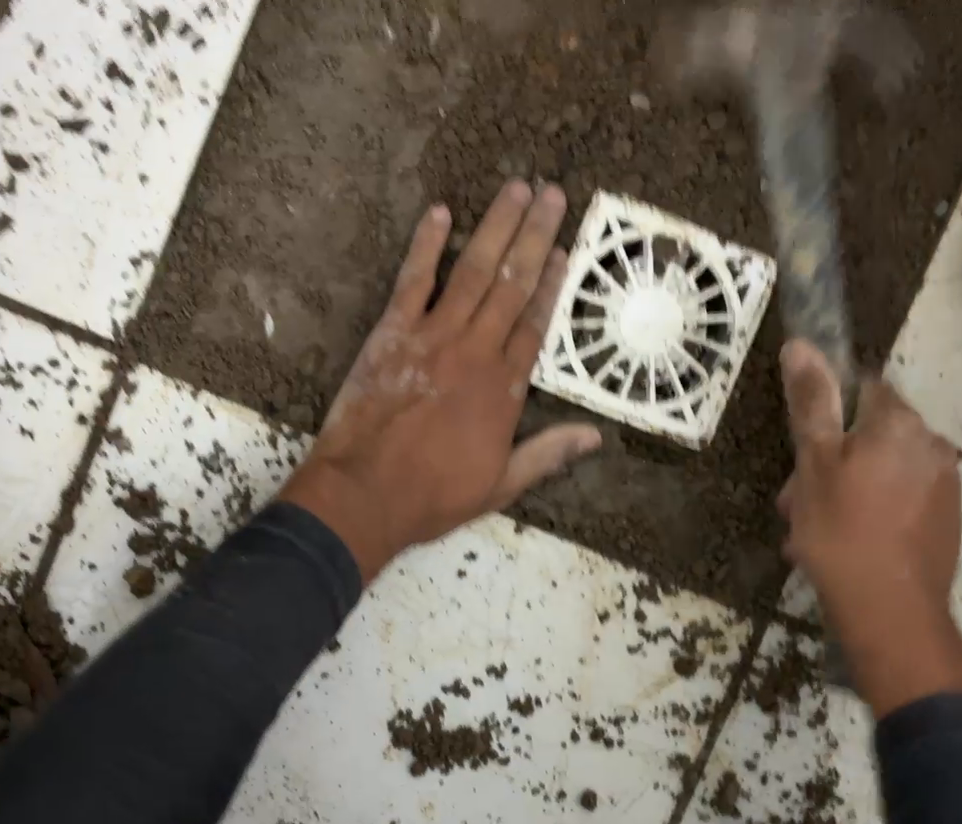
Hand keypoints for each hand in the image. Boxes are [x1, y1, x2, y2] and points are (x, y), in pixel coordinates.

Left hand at [280, 181, 601, 580]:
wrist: (366, 492)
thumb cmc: (433, 496)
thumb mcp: (500, 487)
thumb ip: (546, 455)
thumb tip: (595, 437)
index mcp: (504, 390)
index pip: (535, 325)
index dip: (552, 285)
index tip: (565, 250)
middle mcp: (476, 352)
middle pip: (512, 285)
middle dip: (535, 237)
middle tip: (552, 194)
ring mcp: (433, 337)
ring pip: (473, 272)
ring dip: (496, 228)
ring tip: (516, 188)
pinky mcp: (391, 334)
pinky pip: (412, 280)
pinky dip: (426, 245)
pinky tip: (440, 213)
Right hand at [776, 339, 961, 715]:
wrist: (891, 610)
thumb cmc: (841, 532)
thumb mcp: (813, 464)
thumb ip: (811, 403)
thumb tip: (802, 344)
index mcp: (900, 423)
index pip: (861, 389)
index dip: (824, 415)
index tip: (802, 452)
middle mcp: (932, 444)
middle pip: (869, 435)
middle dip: (830, 462)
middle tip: (798, 503)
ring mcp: (943, 484)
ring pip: (880, 470)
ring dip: (845, 490)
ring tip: (815, 531)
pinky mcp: (945, 519)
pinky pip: (898, 500)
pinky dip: (870, 513)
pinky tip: (846, 544)